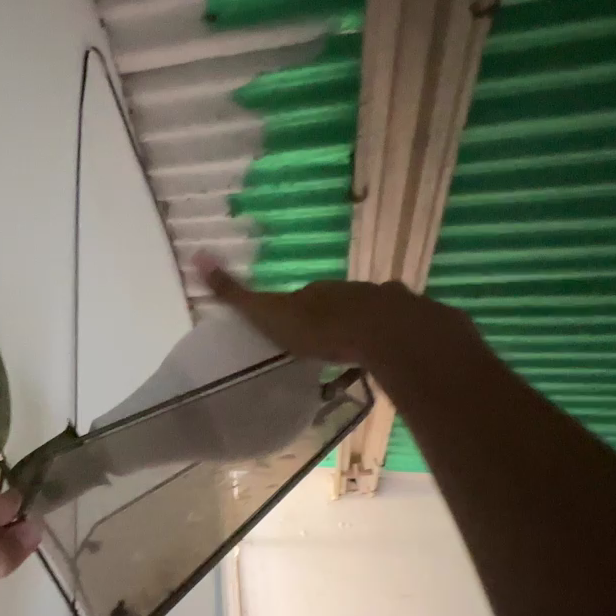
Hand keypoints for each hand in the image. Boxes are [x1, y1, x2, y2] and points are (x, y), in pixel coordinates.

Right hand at [189, 252, 476, 368]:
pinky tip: (394, 360)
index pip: (306, 296)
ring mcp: (390, 303)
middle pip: (342, 303)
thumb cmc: (322, 329)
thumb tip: (197, 255)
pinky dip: (398, 342)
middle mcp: (355, 290)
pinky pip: (406, 331)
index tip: (296, 332)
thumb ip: (236, 293)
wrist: (389, 335)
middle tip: (327, 346)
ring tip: (362, 356)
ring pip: (376, 314)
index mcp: (320, 291)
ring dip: (368, 330)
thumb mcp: (269, 313)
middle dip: (335, 319)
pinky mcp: (419, 321)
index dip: (300, 312)